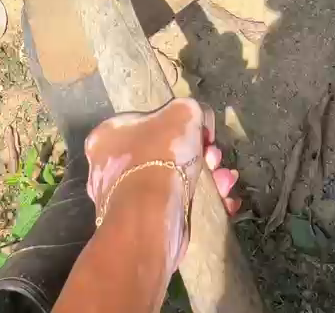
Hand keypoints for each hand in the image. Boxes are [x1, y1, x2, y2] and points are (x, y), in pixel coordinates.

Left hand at [82, 99, 240, 272]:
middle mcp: (111, 167)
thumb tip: (198, 123)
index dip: (180, 124)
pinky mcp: (145, 224)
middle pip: (168, 151)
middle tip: (214, 159)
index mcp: (109, 135)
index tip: (201, 134)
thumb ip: (192, 109)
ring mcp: (127, 199)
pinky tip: (225, 201)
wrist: (150, 219)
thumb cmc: (161, 156)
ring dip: (209, 178)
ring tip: (226, 182)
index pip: (149, 120)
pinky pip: (178, 205)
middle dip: (201, 155)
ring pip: (177, 179)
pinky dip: (204, 202)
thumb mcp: (184, 112)